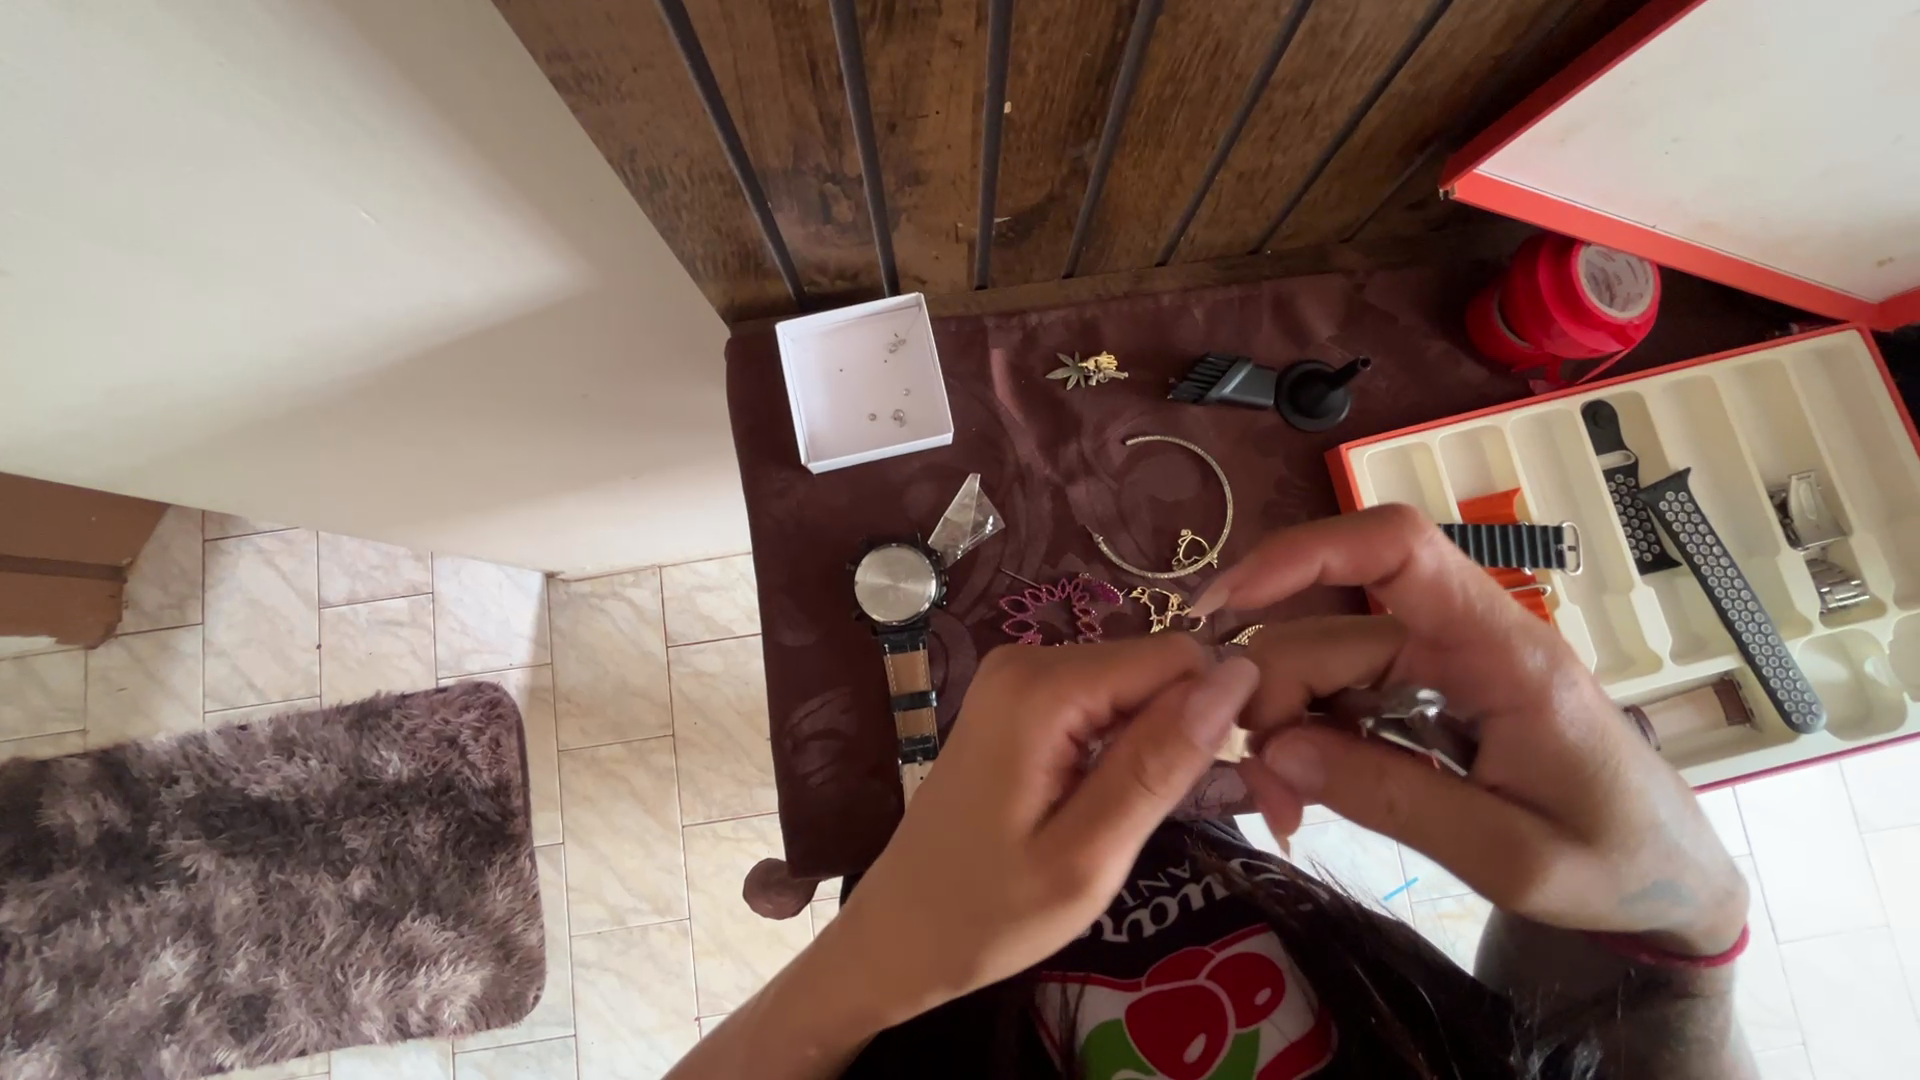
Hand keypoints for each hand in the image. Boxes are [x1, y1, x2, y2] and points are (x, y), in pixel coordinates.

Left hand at [827, 635, 1259, 1024]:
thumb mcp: (1089, 853)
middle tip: (1172, 817)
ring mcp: (1015, 677)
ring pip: (1129, 685)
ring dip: (1153, 741)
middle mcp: (1026, 659)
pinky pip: (1096, 701)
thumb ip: (1159, 761)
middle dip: (1182, 728)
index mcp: (1042, 687)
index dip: (1214, 712)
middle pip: (1150, 667)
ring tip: (1132, 817)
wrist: (901, 932)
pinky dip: (1118, 745)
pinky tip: (1104, 799)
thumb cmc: (989, 913)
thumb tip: (1234, 676)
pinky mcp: (1015, 700)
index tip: (1220, 783)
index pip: (1176, 656)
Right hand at [1193, 505, 1746, 955]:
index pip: (1398, 548)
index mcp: (1499, 651)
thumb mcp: (1512, 858)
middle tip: (1268, 793)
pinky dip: (1293, 739)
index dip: (1304, 551)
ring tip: (1285, 806)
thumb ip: (1394, 801)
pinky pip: (1320, 696)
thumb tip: (1276, 750)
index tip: (1229, 601)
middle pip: (1320, 633)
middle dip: (1271, 703)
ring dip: (1277, 730)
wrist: (1660, 881)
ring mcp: (1418, 664)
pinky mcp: (1400, 692)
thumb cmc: (1613, 863)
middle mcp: (1446, 640)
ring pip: (1307, 665)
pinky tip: (1298, 790)